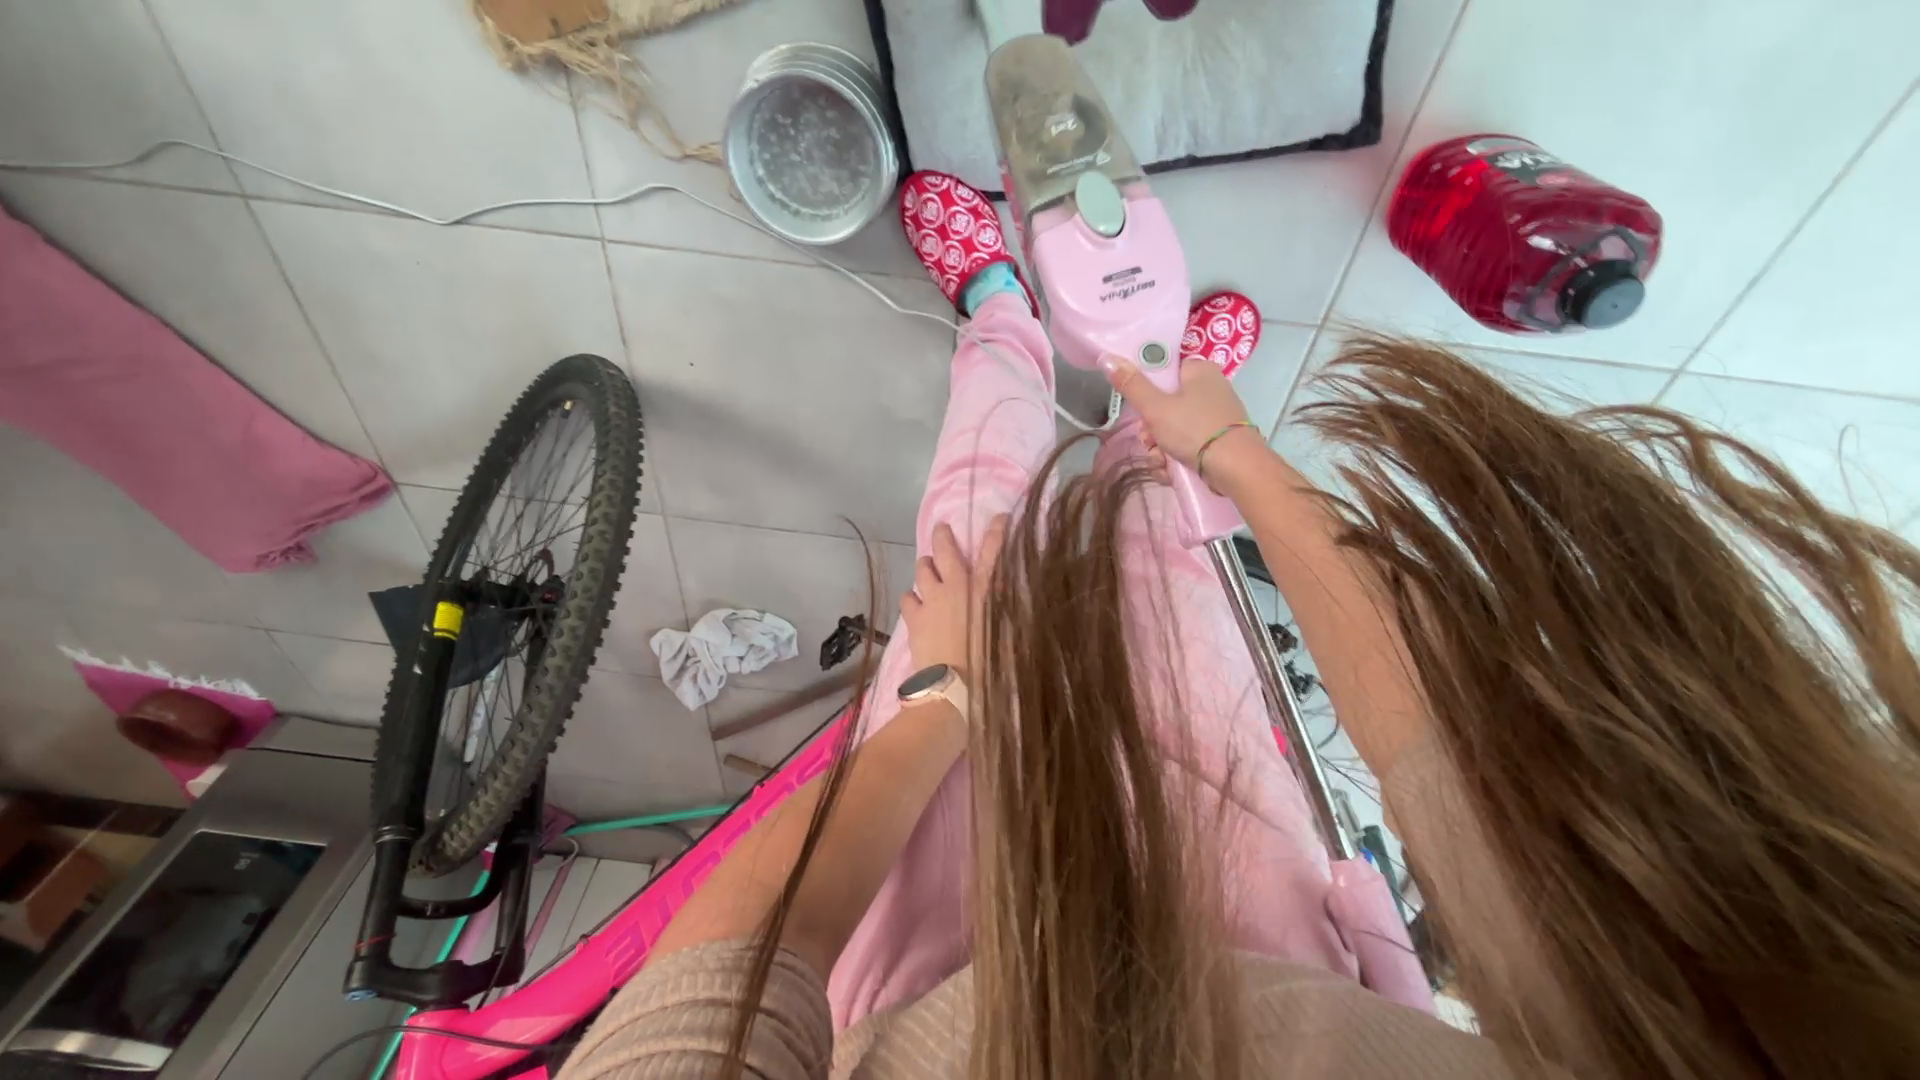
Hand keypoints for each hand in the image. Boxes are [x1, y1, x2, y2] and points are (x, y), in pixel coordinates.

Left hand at [901, 516, 1006, 676]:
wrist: (951, 689)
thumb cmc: (988, 667)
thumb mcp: (1010, 640)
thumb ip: (1011, 617)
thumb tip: (1016, 607)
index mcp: (984, 591)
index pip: (993, 553)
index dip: (997, 532)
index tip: (1000, 518)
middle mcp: (955, 587)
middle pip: (945, 550)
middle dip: (943, 536)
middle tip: (942, 529)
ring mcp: (930, 600)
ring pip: (922, 569)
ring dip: (926, 567)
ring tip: (928, 570)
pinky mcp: (913, 617)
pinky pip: (908, 597)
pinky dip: (913, 597)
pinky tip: (916, 604)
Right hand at [1103, 354, 1256, 471]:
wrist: (1236, 468)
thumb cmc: (1194, 430)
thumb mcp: (1156, 407)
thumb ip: (1131, 385)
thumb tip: (1106, 357)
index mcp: (1198, 370)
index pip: (1162, 372)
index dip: (1145, 392)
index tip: (1140, 411)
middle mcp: (1209, 389)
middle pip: (1164, 404)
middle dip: (1151, 430)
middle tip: (1151, 441)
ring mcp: (1214, 416)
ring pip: (1171, 428)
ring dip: (1159, 448)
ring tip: (1162, 461)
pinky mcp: (1216, 440)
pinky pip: (1185, 444)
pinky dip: (1174, 457)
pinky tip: (1170, 469)